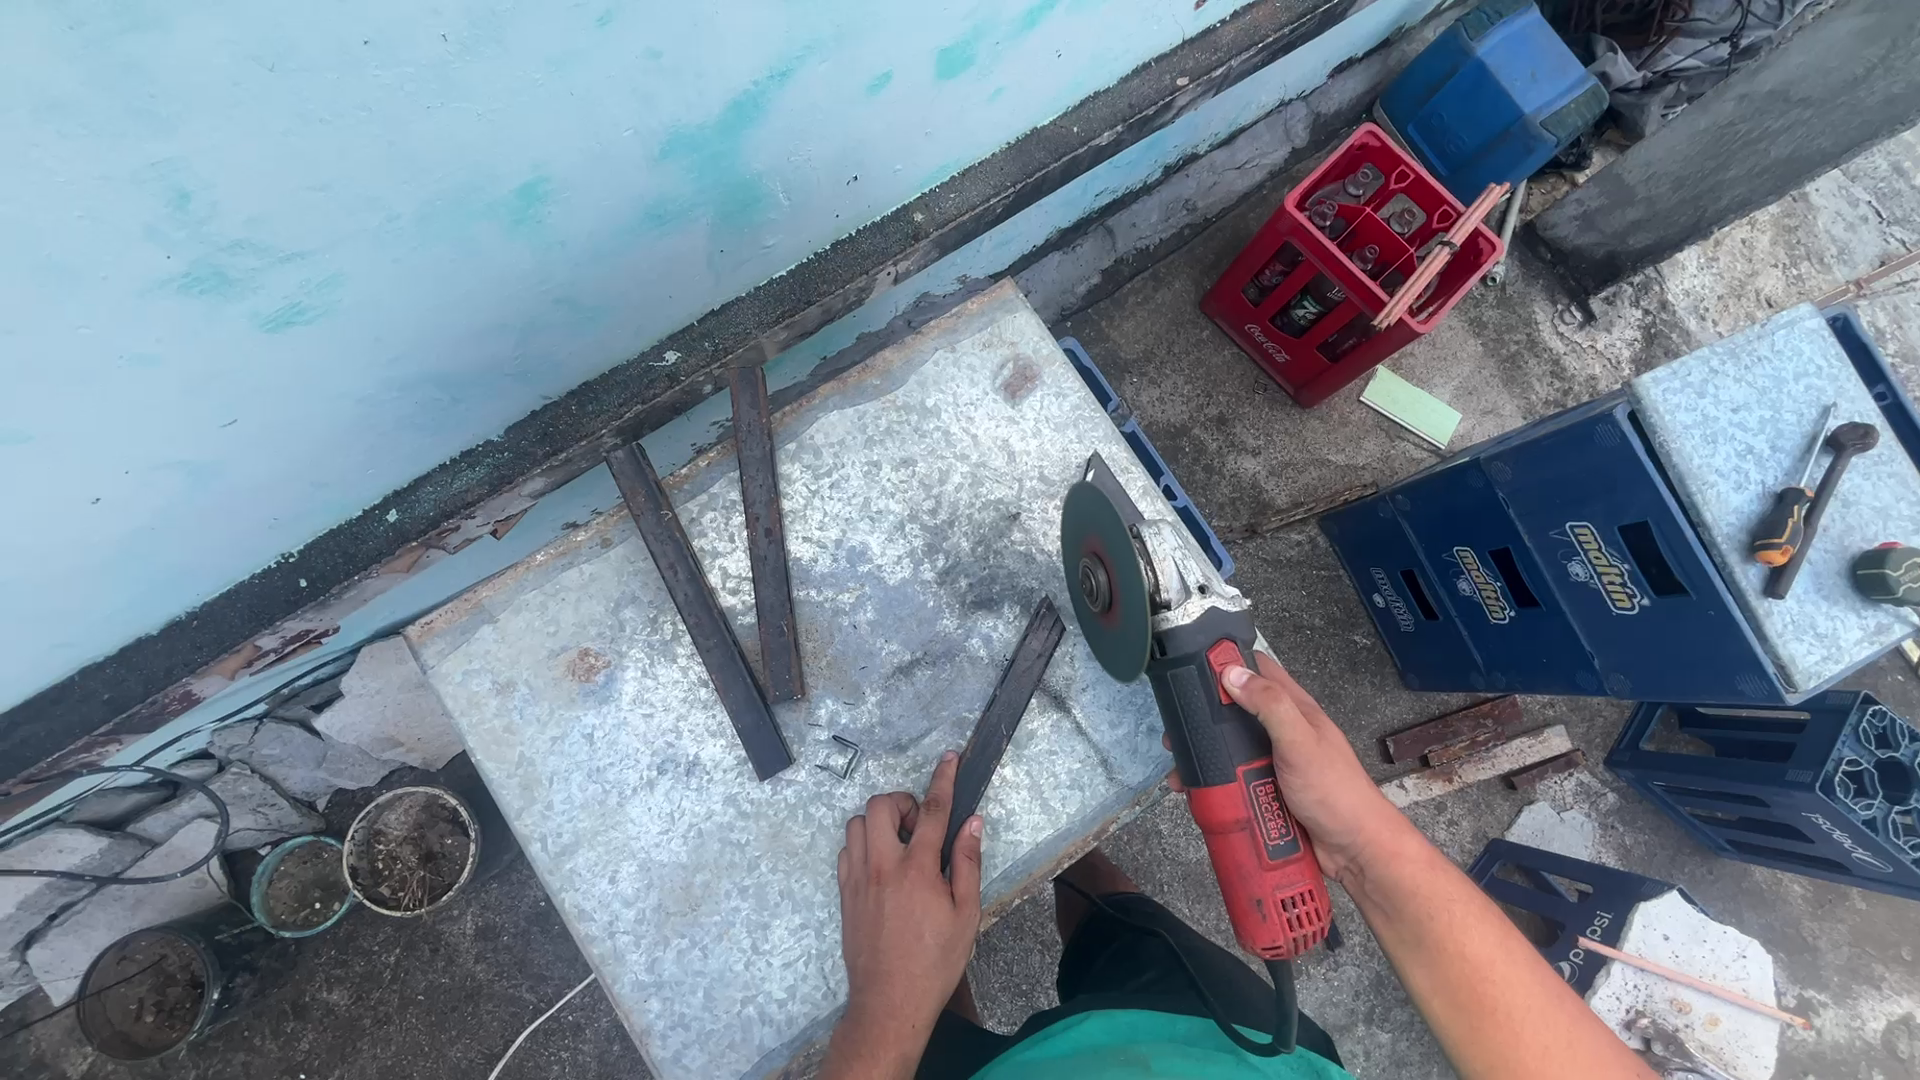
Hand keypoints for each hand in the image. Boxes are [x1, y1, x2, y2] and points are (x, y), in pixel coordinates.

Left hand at [823, 751, 983, 1079]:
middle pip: (880, 805)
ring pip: (857, 822)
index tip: (949, 757)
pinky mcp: (844, 892)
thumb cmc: (935, 960)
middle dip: (901, 802)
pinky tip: (880, 864)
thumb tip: (972, 821)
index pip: (932, 809)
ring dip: (879, 822)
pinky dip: (862, 843)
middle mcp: (882, 864)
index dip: (943, 778)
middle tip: (918, 825)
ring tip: (899, 844)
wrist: (889, 1002)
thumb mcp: (966, 914)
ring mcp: (857, 877)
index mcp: (917, 868)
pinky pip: (845, 848)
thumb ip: (968, 862)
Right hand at [1164, 652, 1409, 883]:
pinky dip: (1210, 783)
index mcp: (1295, 710)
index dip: (1229, 662)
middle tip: (1173, 731)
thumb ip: (1270, 705)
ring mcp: (1272, 763)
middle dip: (1203, 719)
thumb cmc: (1335, 792)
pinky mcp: (1264, 790)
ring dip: (1202, 757)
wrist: (1355, 852)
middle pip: (1234, 713)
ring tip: (1178, 770)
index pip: (1259, 670)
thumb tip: (1231, 673)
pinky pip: (1230, 781)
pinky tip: (1193, 792)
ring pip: (1228, 750)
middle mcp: (1281, 732)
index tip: (1193, 667)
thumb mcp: (1301, 742)